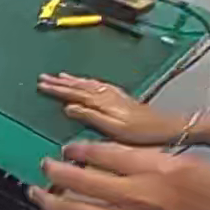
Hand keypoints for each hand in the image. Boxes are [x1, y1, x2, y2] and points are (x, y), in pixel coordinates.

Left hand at [30, 142, 209, 209]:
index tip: (68, 147)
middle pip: (77, 179)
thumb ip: (159, 166)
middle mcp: (142, 195)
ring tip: (39, 193)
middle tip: (45, 166)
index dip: (79, 148)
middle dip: (54, 171)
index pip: (104, 152)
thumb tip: (121, 164)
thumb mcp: (207, 169)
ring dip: (49, 201)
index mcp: (165, 169)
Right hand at [37, 73, 188, 145]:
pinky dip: (88, 81)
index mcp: (101, 102)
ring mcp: (115, 95)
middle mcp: (106, 95)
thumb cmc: (139, 133)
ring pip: (88, 83)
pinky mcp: (121, 97)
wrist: (169, 127)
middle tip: (43, 78)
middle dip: (60, 82)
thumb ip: (89, 116)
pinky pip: (99, 85)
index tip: (40, 85)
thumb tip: (67, 108)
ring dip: (73, 79)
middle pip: (79, 86)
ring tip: (60, 76)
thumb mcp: (111, 128)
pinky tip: (86, 81)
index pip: (73, 93)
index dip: (56, 89)